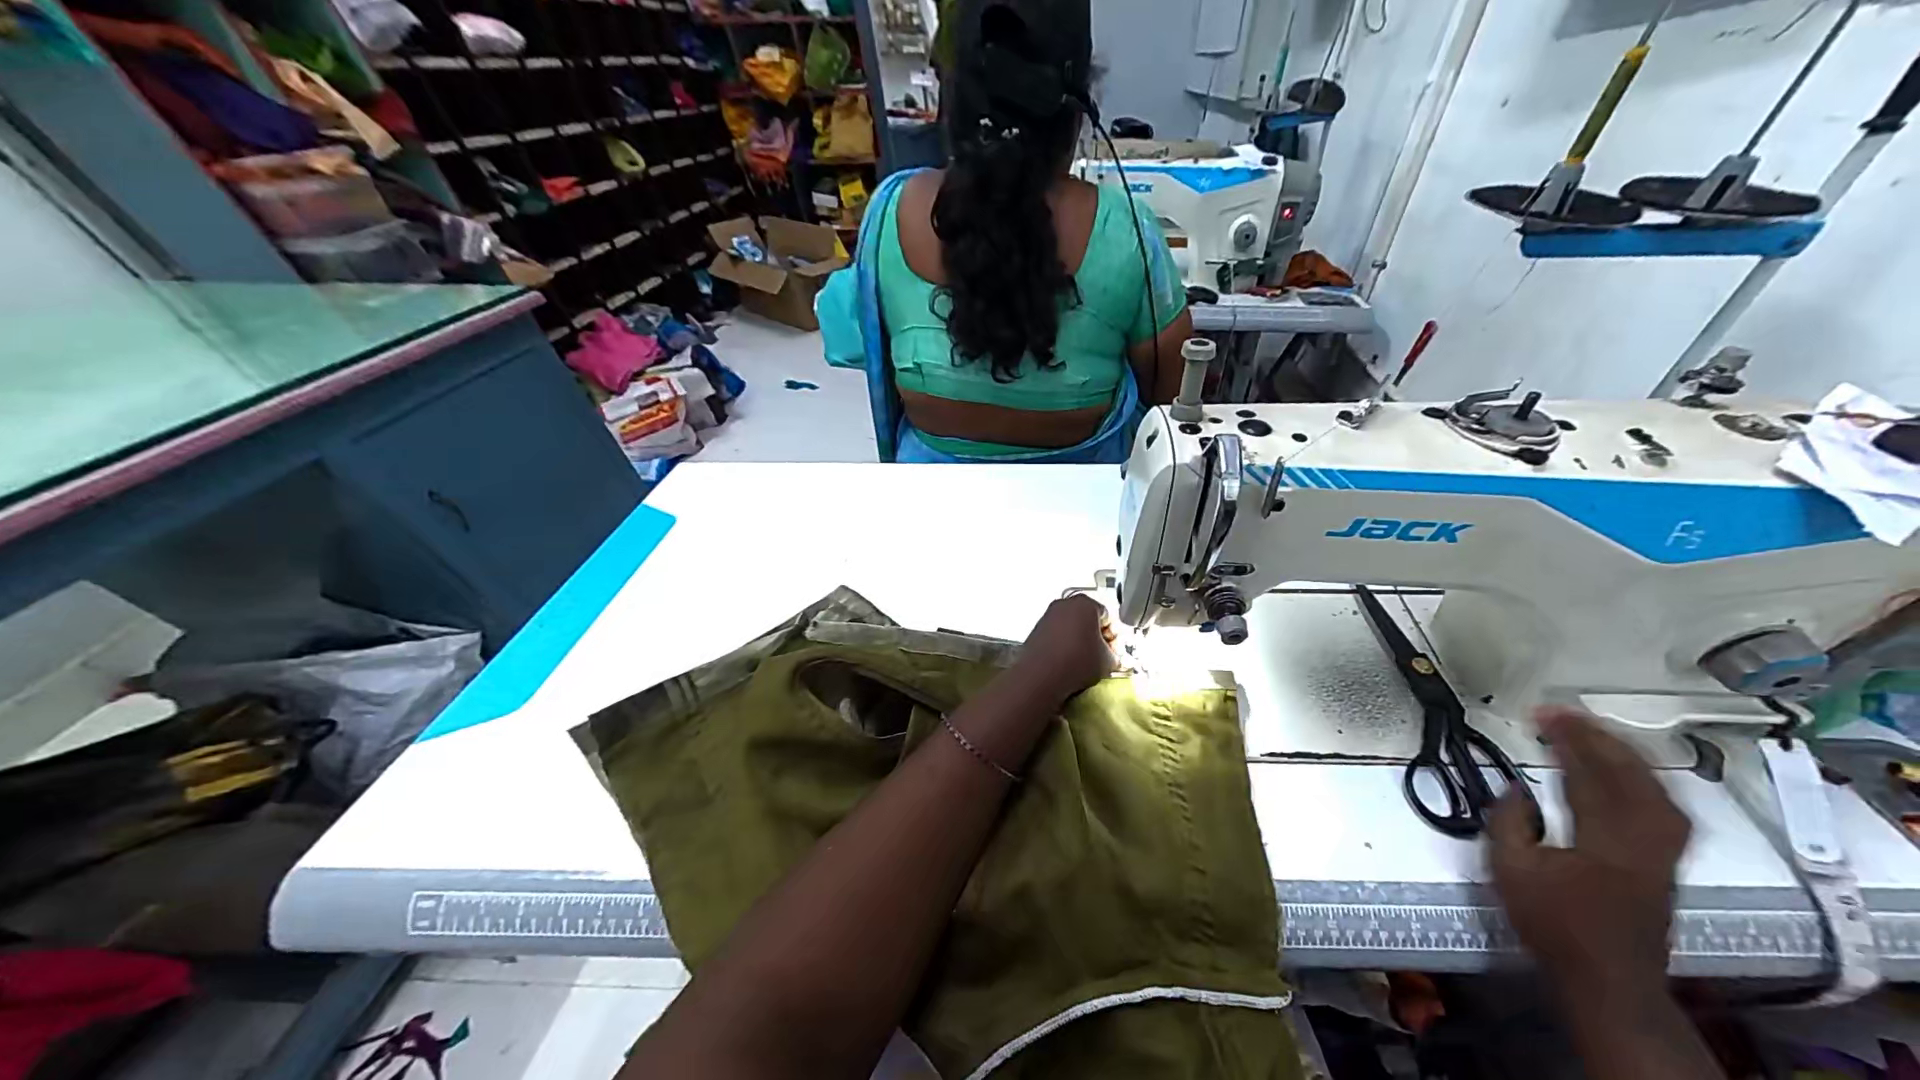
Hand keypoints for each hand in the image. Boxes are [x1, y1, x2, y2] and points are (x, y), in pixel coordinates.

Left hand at [1012, 595, 1116, 704]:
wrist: (1041, 676)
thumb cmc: (1078, 661)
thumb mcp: (1108, 660)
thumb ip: (1114, 654)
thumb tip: (1110, 656)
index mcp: (1085, 603)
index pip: (1109, 617)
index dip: (1115, 637)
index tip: (1115, 651)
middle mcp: (1064, 604)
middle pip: (1088, 620)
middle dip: (1096, 637)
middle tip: (1102, 656)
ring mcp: (1047, 616)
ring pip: (1071, 628)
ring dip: (1080, 642)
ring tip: (1085, 662)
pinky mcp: (1036, 631)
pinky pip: (1057, 636)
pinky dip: (1065, 646)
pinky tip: (1068, 663)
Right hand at [1489, 707, 1690, 995]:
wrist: (1607, 979)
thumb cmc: (1552, 924)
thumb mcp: (1510, 871)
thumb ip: (1508, 823)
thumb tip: (1517, 788)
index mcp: (1604, 841)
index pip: (1590, 776)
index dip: (1568, 740)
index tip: (1542, 714)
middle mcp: (1645, 841)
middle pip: (1632, 776)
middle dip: (1598, 737)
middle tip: (1564, 713)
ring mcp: (1664, 852)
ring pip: (1658, 790)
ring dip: (1627, 755)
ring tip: (1596, 732)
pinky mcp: (1667, 861)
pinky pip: (1666, 807)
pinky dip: (1646, 779)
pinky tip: (1629, 772)